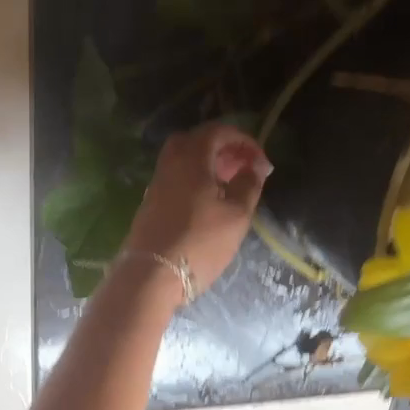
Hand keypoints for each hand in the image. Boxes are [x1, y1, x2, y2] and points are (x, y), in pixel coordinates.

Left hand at [122, 123, 271, 296]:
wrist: (150, 278)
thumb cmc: (199, 244)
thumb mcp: (236, 215)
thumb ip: (248, 185)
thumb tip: (253, 168)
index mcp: (191, 156)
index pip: (220, 131)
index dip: (245, 143)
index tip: (261, 165)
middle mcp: (169, 163)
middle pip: (198, 143)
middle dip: (224, 152)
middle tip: (242, 172)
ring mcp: (155, 185)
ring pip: (184, 163)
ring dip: (208, 169)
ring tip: (228, 191)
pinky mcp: (149, 207)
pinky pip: (175, 182)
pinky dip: (193, 184)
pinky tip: (206, 206)